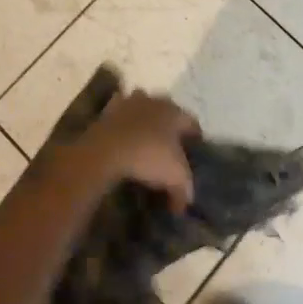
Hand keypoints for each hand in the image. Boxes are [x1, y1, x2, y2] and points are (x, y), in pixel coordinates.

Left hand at [73, 90, 199, 209]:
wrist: (107, 149)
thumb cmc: (149, 157)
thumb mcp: (176, 179)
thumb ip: (185, 189)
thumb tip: (183, 202)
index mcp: (176, 112)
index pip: (193, 123)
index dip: (195, 140)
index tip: (194, 155)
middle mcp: (155, 101)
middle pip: (168, 112)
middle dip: (169, 128)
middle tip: (168, 150)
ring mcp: (130, 102)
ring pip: (143, 110)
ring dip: (144, 123)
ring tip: (142, 144)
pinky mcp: (108, 110)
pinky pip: (120, 116)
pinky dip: (122, 126)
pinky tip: (121, 141)